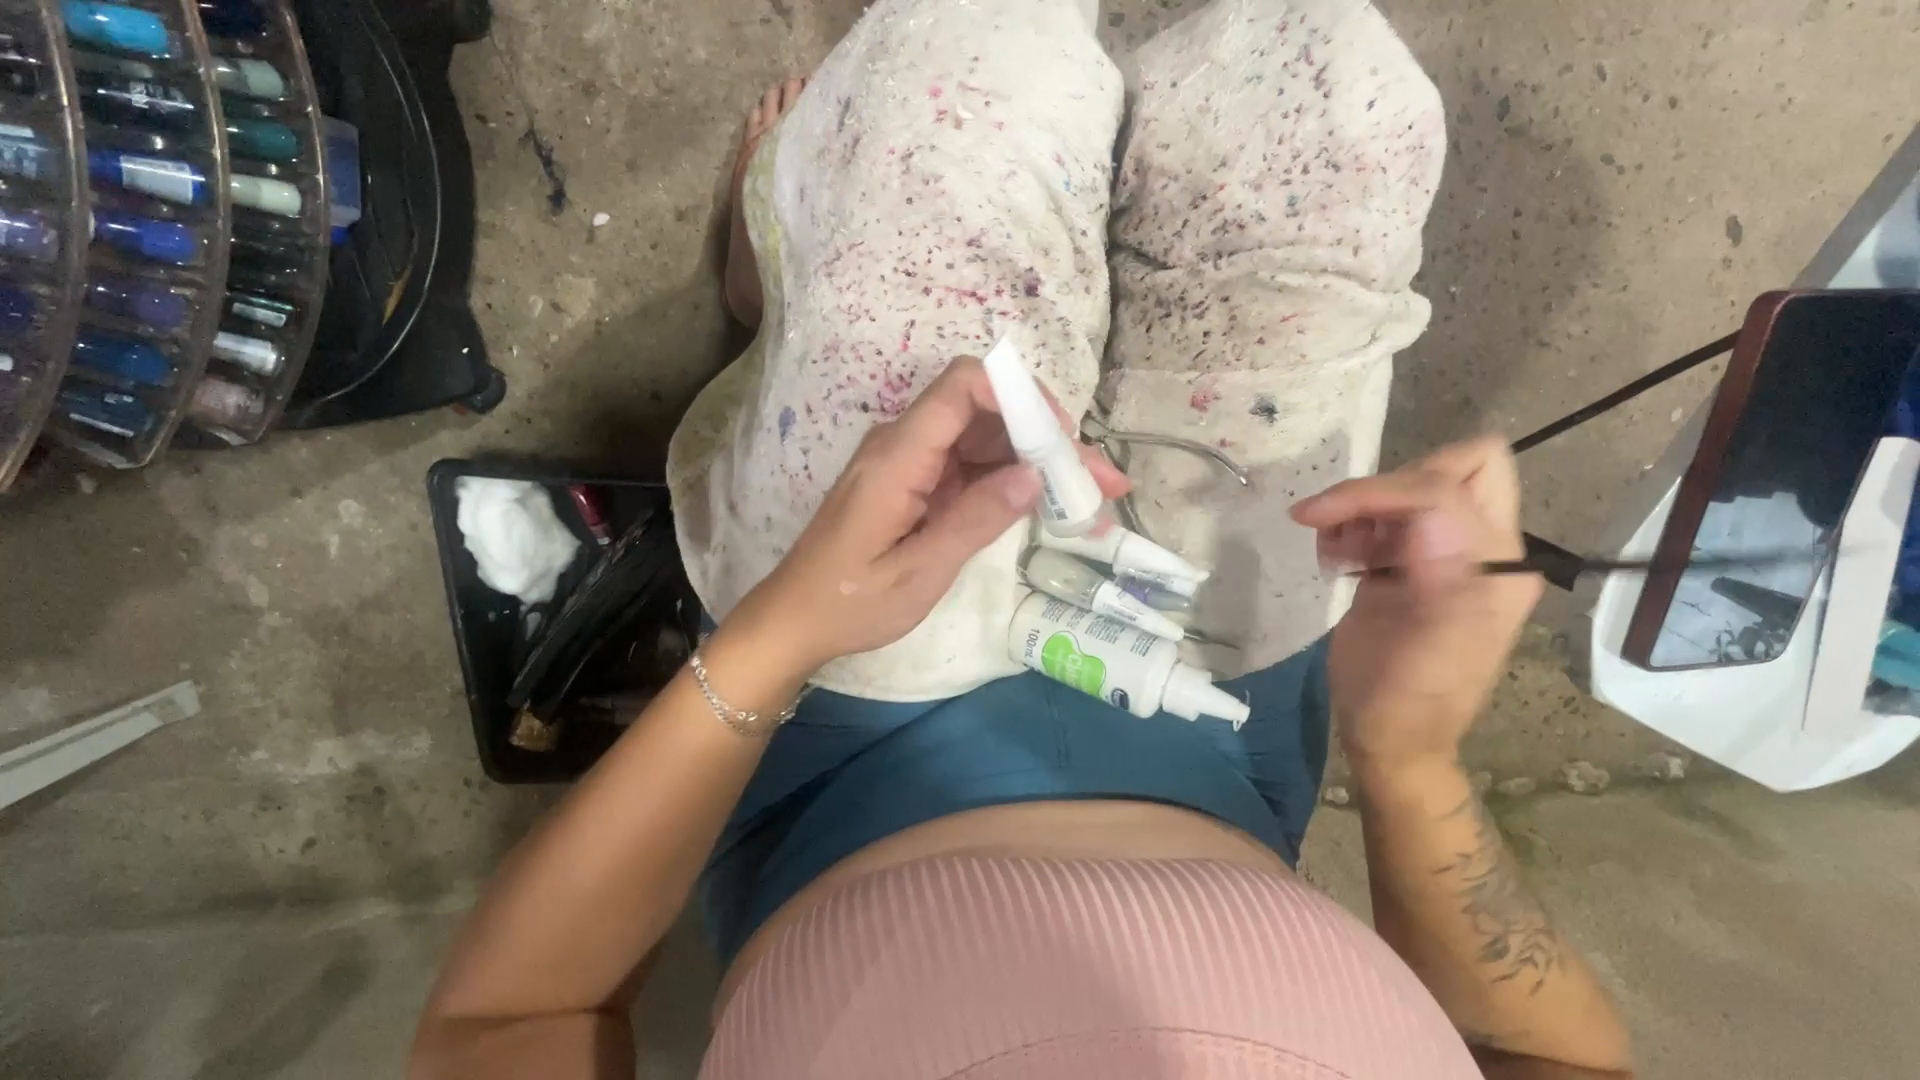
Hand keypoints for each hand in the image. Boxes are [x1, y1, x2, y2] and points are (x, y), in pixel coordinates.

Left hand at [733, 356, 1129, 671]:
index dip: (1021, 396)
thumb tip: (1034, 476)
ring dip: (1037, 462)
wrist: (795, 619)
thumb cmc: (849, 602)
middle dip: (1047, 438)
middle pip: (985, 411)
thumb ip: (975, 519)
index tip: (1064, 440)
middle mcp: (904, 445)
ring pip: (985, 439)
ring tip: (1088, 500)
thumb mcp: (919, 572)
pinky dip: (1010, 481)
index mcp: (898, 456)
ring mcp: (911, 463)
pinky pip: (970, 466)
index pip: (964, 386)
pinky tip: (1045, 505)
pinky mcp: (915, 483)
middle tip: (1101, 482)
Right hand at [1289, 436, 1539, 775]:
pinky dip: (1351, 523)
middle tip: (1338, 530)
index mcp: (1496, 566)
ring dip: (1360, 508)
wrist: (1387, 737)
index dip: (1381, 492)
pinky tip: (1336, 559)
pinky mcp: (1410, 560)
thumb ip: (1440, 588)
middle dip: (1380, 489)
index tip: (1320, 516)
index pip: (1445, 488)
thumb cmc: (1402, 704)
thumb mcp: (1424, 656)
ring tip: (1334, 554)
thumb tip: (1428, 522)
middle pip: (1448, 467)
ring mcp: (1444, 552)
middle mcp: (1481, 549)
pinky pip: (1385, 512)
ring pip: (1411, 483)